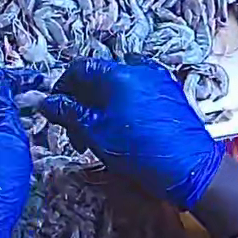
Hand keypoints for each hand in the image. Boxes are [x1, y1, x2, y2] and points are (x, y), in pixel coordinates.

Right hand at [44, 57, 222, 208]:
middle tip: (75, 131)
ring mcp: (158, 81)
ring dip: (100, 107)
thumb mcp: (95, 132)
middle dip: (80, 102)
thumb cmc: (139, 149)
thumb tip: (46, 102)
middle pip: (98, 78)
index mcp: (118, 73)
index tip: (56, 111)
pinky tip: (121, 133)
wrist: (191, 168)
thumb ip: (68, 113)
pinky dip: (121, 109)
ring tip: (97, 136)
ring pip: (117, 88)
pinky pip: (136, 95)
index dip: (62, 89)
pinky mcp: (170, 96)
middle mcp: (139, 69)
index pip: (79, 68)